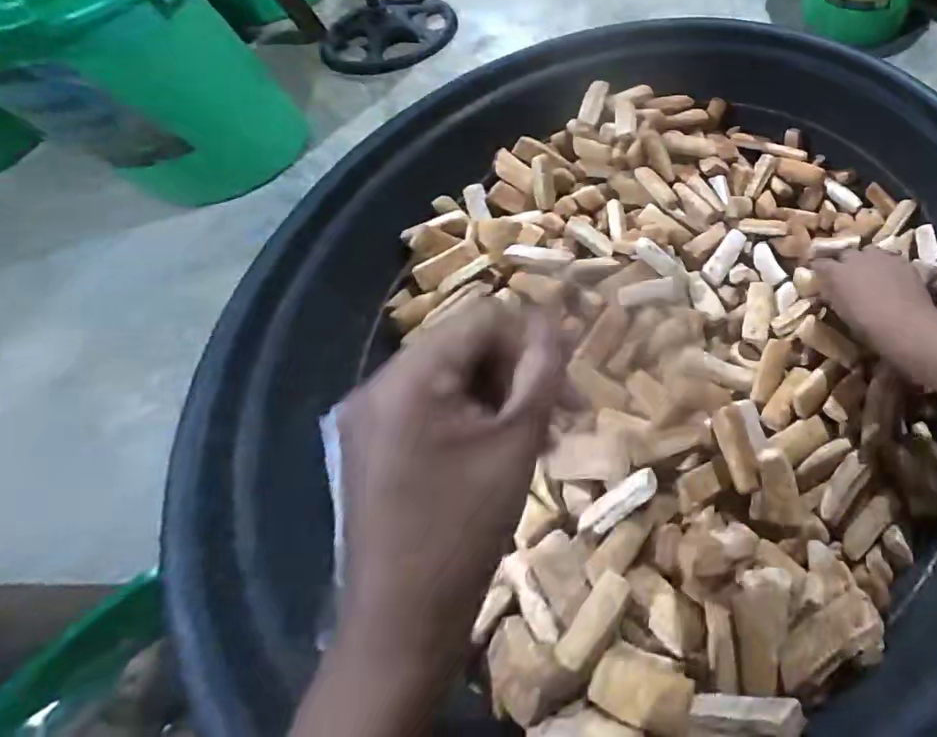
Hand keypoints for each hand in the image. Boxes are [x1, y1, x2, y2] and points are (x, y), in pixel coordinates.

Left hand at [334, 300, 565, 664]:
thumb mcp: (519, 437)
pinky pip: (436, 406)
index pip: (484, 319)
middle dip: (520, 371)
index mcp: (408, 379)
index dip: (532, 340)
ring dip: (504, 395)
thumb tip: (556, 321)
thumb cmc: (468, 522)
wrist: (405, 618)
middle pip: (468, 346)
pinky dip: (477, 416)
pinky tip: (506, 447)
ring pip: (456, 376)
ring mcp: (371, 417)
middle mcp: (378, 386)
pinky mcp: (375, 444)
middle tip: (562, 411)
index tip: (565, 381)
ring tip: (540, 434)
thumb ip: (542, 369)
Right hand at [815, 247, 936, 350]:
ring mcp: (880, 256)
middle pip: (845, 254)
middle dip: (844, 263)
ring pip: (868, 252)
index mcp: (836, 273)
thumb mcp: (843, 315)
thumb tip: (828, 290)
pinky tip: (892, 278)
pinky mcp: (901, 259)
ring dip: (867, 261)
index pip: (820, 264)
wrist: (907, 326)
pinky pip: (889, 258)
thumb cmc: (869, 328)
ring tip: (871, 274)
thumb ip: (834, 297)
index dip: (820, 269)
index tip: (819, 275)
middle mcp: (856, 257)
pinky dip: (887, 266)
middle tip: (848, 277)